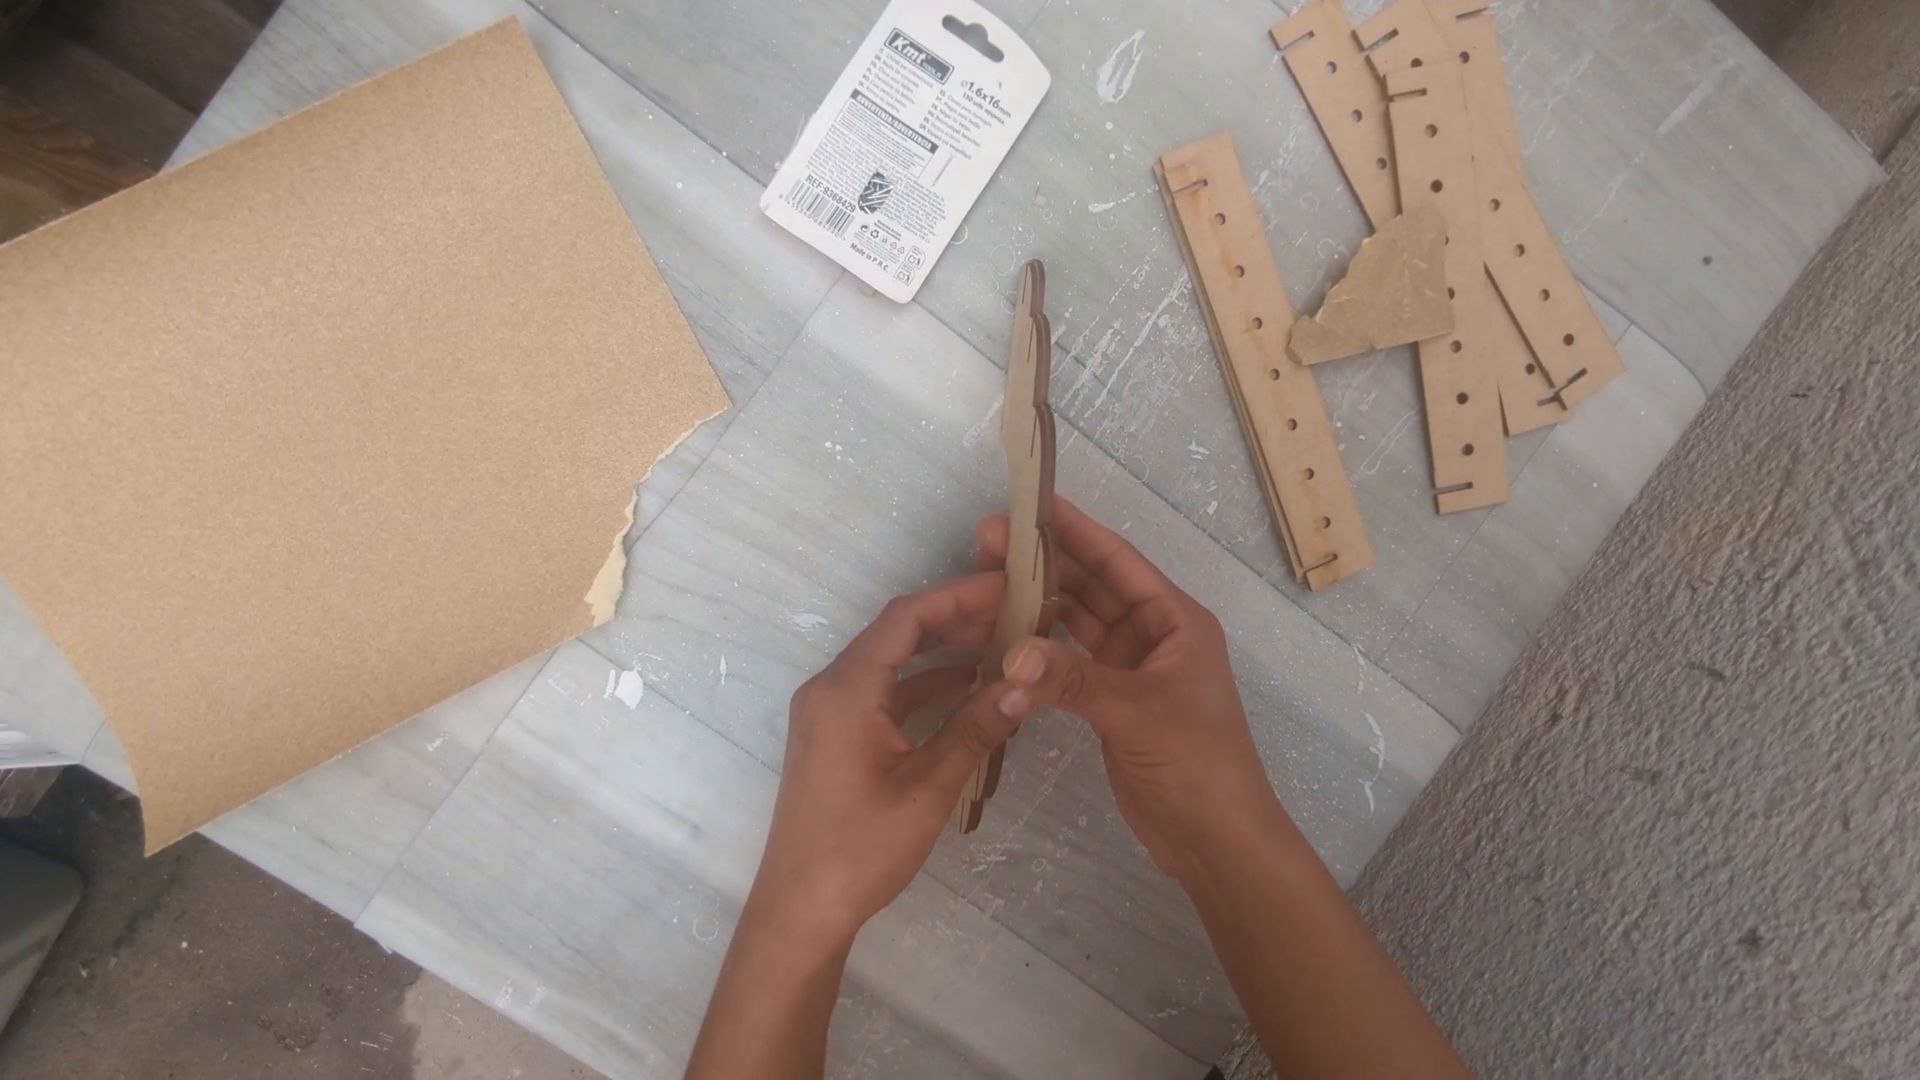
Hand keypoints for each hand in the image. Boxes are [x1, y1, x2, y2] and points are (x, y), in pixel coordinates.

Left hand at [743, 572, 1077, 954]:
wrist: (801, 909)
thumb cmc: (860, 849)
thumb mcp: (927, 788)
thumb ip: (976, 730)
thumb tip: (1025, 685)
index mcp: (846, 689)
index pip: (906, 618)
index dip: (958, 595)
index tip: (1007, 587)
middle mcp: (831, 687)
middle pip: (897, 631)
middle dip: (954, 617)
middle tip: (1012, 612)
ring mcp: (829, 710)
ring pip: (890, 659)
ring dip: (940, 648)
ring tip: (998, 642)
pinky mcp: (835, 732)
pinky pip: (883, 690)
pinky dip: (923, 683)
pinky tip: (965, 687)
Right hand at [976, 497, 1279, 879]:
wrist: (1215, 840)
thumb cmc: (1197, 763)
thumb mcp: (1138, 712)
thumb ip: (1073, 680)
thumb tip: (1009, 656)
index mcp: (1174, 620)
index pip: (1117, 560)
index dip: (1074, 529)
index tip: (1029, 504)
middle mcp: (1151, 634)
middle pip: (1091, 584)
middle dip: (1043, 562)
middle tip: (987, 542)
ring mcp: (1128, 667)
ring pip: (1076, 621)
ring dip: (1037, 602)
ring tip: (987, 579)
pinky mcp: (1109, 699)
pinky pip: (1068, 660)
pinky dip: (1039, 648)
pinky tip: (1004, 635)